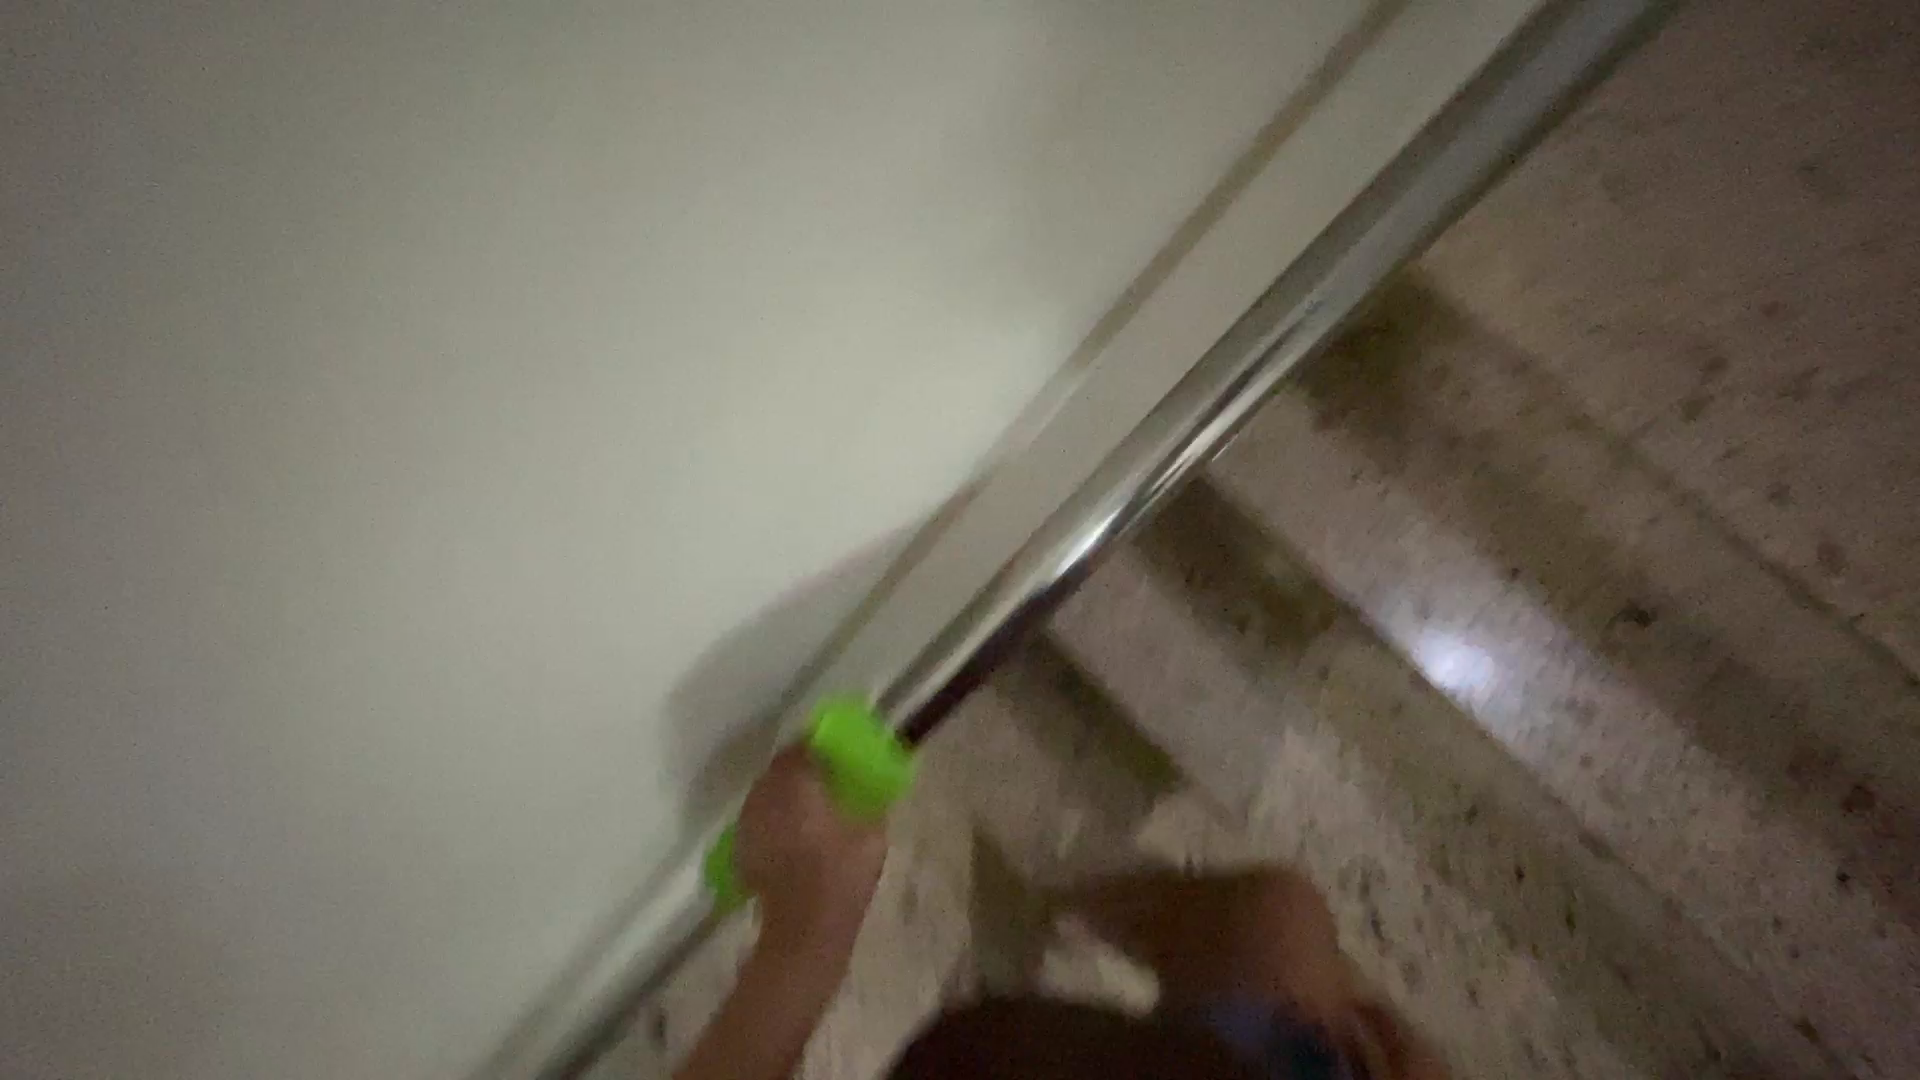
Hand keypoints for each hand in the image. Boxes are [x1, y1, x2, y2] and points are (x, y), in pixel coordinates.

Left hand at [735, 746, 887, 950]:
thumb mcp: (872, 835)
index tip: (834, 749)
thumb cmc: (841, 876)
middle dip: (800, 766)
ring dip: (785, 790)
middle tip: (823, 773)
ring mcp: (748, 822)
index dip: (817, 744)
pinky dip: (774, 815)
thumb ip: (872, 803)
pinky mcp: (741, 848)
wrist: (804, 931)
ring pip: (766, 791)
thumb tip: (874, 786)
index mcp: (797, 785)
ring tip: (807, 801)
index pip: (802, 748)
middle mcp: (766, 795)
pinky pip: (759, 817)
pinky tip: (791, 830)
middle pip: (780, 768)